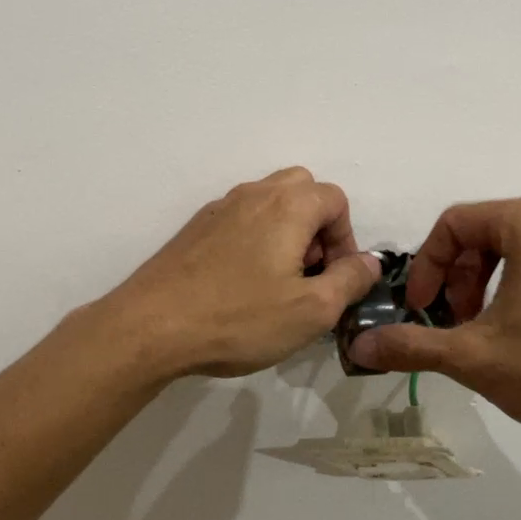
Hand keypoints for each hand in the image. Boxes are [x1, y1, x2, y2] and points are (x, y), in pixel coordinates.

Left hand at [103, 167, 380, 378]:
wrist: (151, 327)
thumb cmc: (240, 318)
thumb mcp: (312, 310)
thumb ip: (350, 280)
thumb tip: (369, 262)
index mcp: (287, 205)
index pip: (336, 200)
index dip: (345, 240)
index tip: (334, 281)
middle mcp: (252, 194)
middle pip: (301, 192)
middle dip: (316, 230)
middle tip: (307, 277)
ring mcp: (218, 210)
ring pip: (268, 207)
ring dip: (285, 238)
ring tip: (276, 288)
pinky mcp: (193, 232)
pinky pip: (239, 224)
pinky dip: (254, 245)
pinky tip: (241, 290)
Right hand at [348, 196, 520, 459]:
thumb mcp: (476, 359)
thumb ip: (412, 346)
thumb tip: (359, 346)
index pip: (457, 223)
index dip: (427, 267)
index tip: (421, 311)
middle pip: (491, 232)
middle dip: (460, 279)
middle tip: (454, 325)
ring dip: (492, 286)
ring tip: (489, 335)